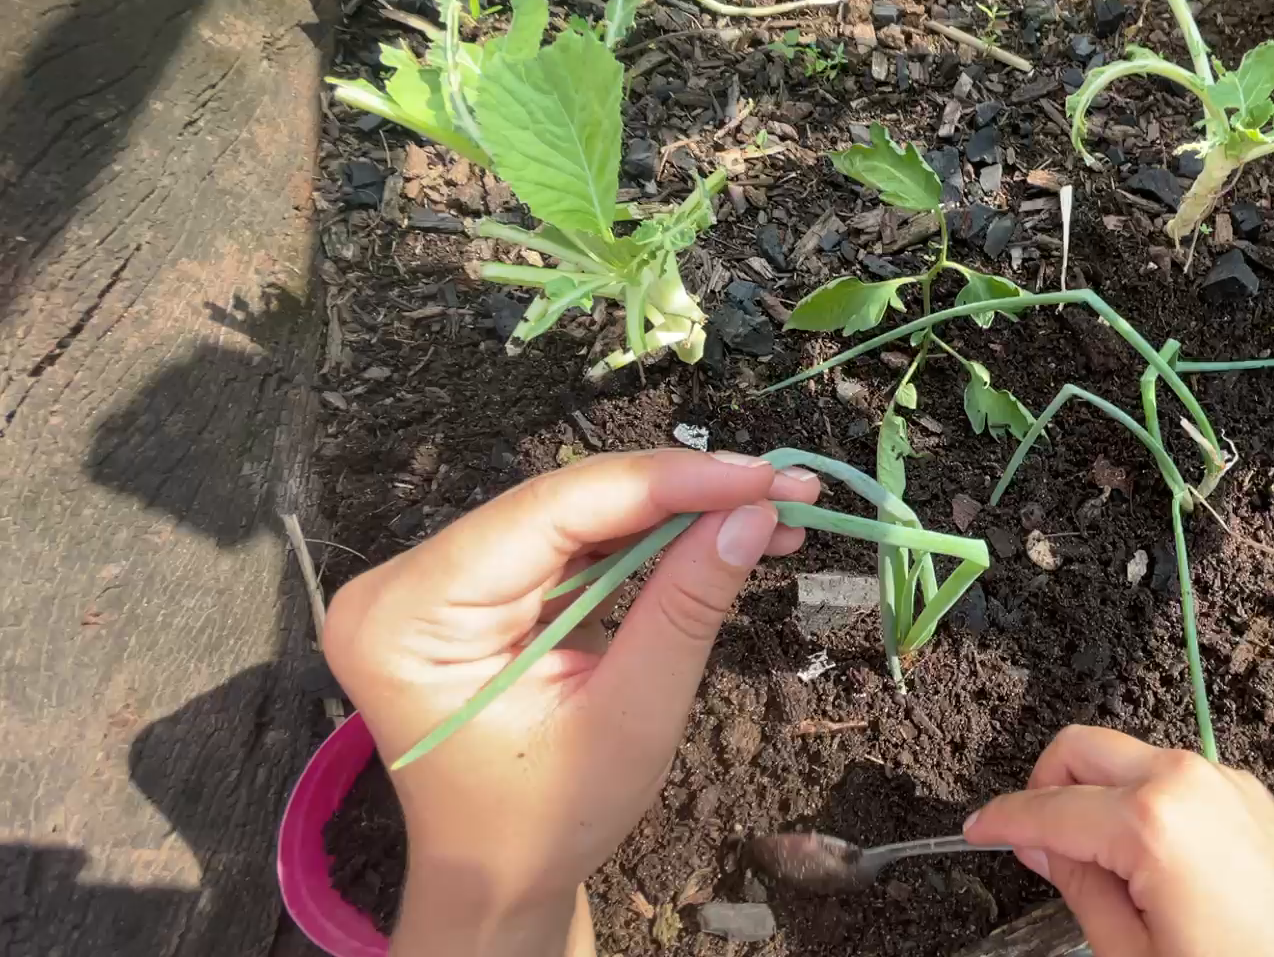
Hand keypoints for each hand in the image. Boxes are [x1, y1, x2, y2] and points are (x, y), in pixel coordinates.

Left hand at [323, 450, 818, 955]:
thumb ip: (689, 605)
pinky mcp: (497, 579)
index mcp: (414, 614)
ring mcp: (455, 573)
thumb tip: (755, 514)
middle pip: (576, 499)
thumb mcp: (634, 715)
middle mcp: (418, 576)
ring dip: (689, 506)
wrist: (504, 871)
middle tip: (785, 487)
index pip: (556, 511)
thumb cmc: (555, 816)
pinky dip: (666, 531)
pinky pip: (593, 534)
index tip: (763, 476)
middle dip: (690, 490)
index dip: (669, 482)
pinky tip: (725, 527)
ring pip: (594, 507)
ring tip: (772, 507)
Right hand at [964, 726, 1273, 956]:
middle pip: (1081, 746)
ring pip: (1123, 755)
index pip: (1051, 808)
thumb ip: (1079, 887)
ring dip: (1094, 791)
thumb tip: (1040, 844)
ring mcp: (1217, 776)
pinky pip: (1168, 773)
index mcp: (1151, 822)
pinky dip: (1138, 796)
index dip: (1005, 818)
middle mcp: (1182, 777)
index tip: (978, 828)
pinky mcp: (1243, 787)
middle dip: (1046, 783)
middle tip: (1037, 839)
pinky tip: (1151, 856)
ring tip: (1101, 861)